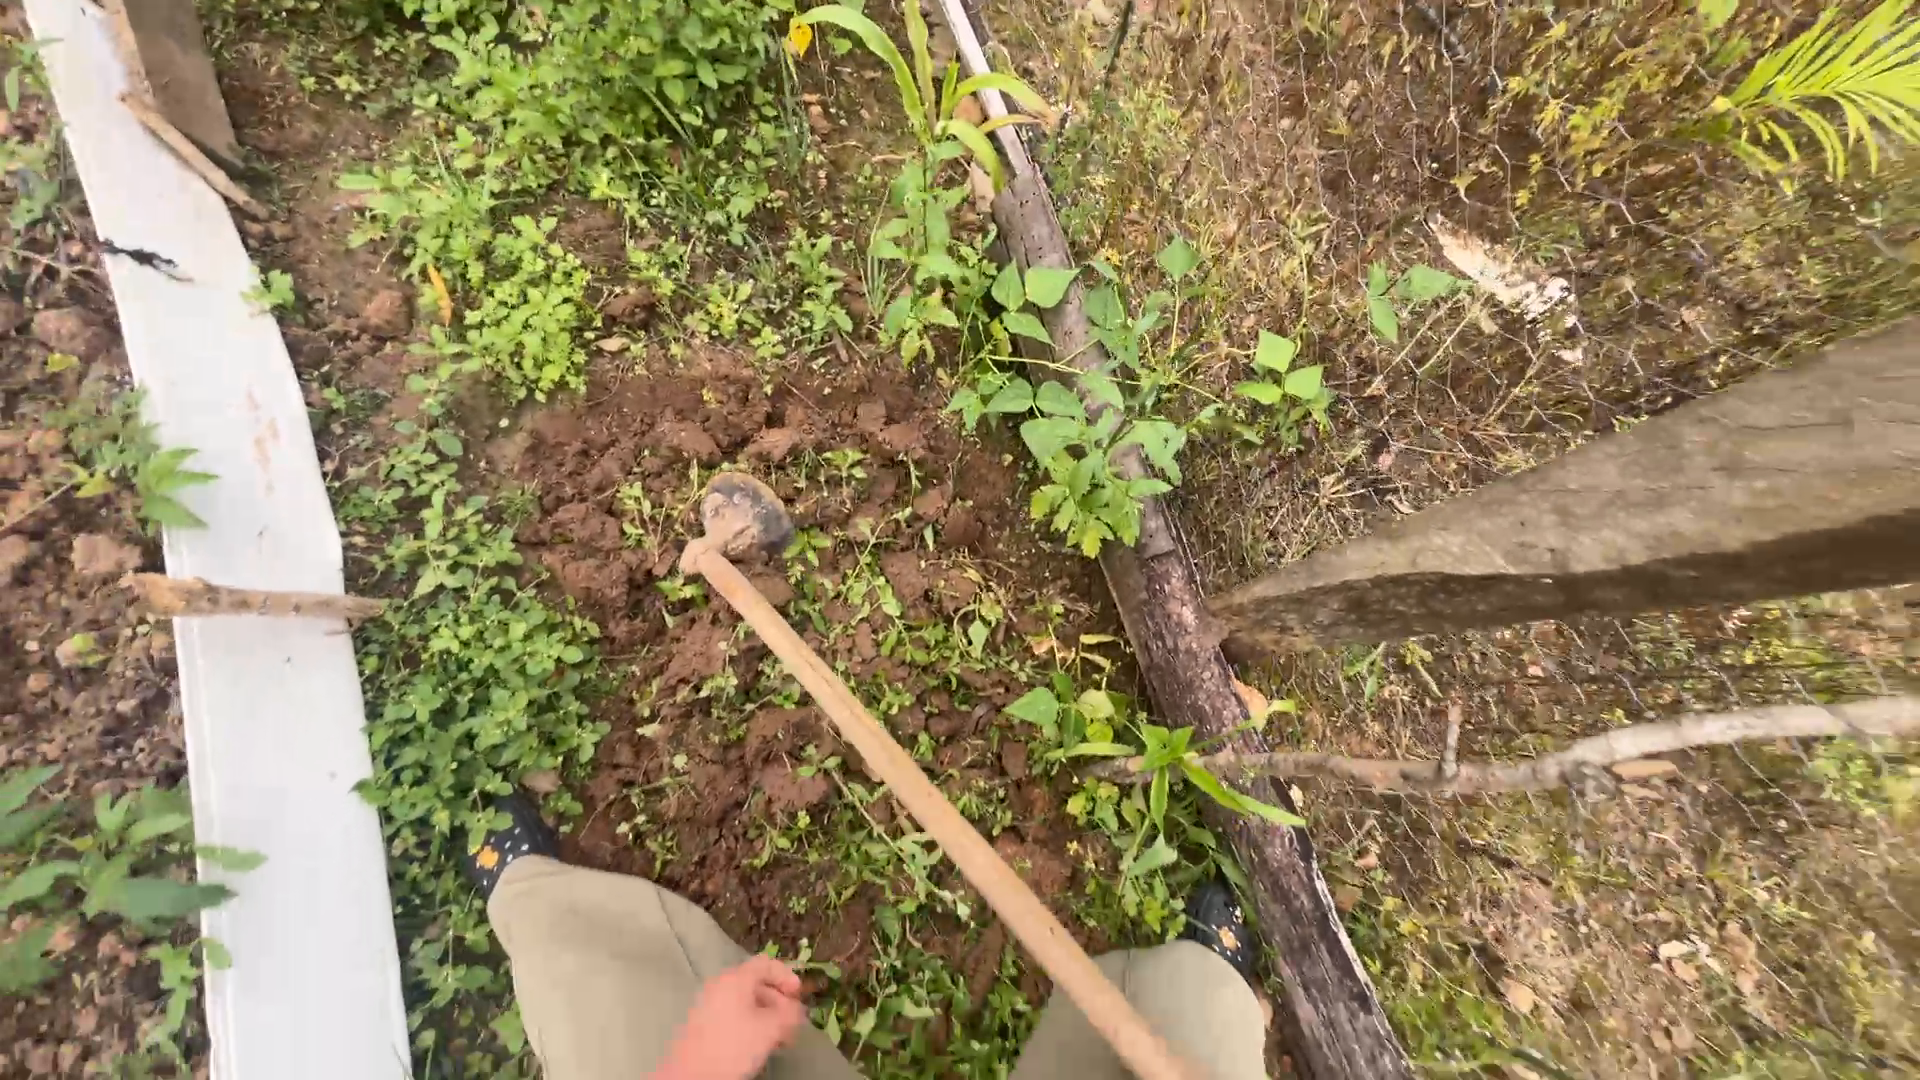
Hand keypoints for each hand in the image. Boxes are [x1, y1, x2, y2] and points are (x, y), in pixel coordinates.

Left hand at [651, 954, 805, 1079]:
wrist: (689, 1078)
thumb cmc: (732, 1046)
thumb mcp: (769, 1030)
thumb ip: (789, 1014)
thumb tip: (798, 1010)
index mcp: (735, 978)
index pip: (766, 963)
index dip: (786, 976)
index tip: (799, 995)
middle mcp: (720, 985)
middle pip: (756, 983)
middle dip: (778, 1001)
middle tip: (791, 1022)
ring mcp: (708, 1005)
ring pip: (745, 1002)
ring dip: (766, 1015)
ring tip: (778, 1037)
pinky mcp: (701, 1025)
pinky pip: (732, 1015)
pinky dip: (749, 1023)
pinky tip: (757, 1044)